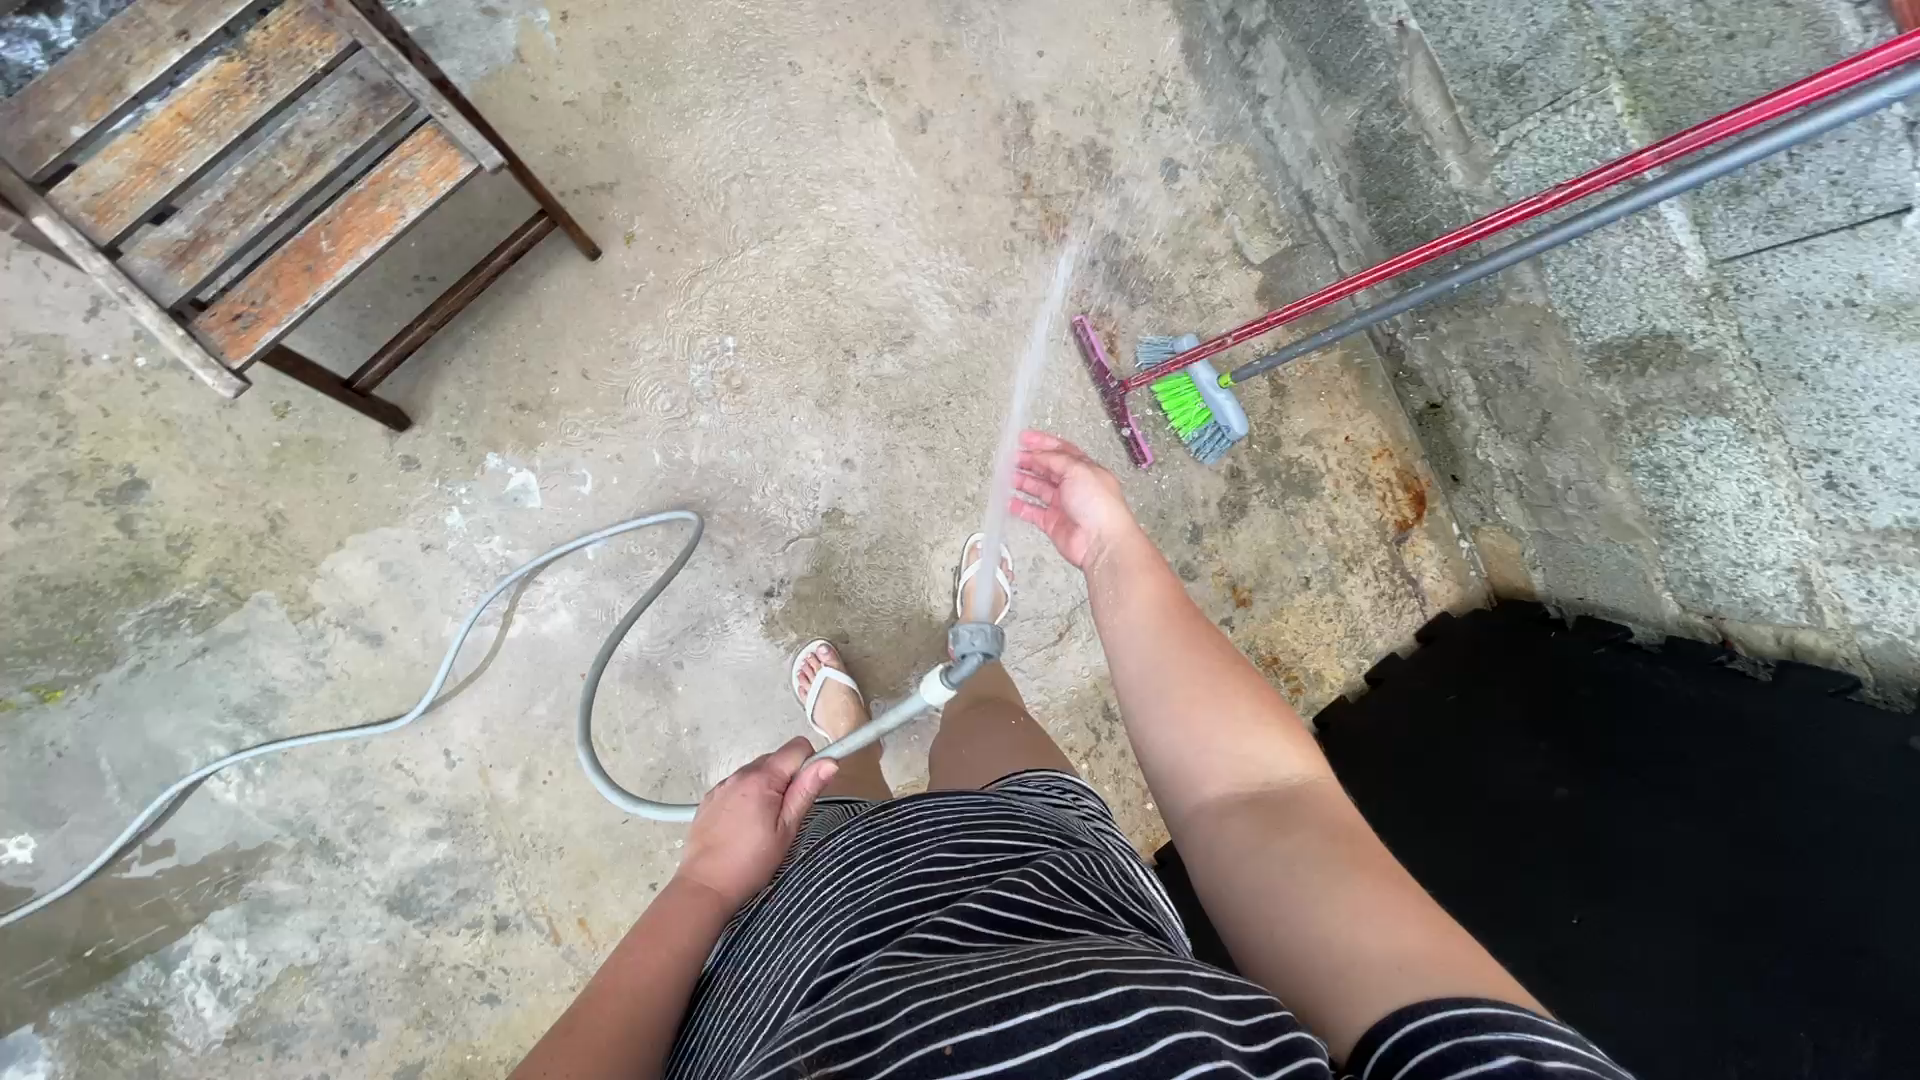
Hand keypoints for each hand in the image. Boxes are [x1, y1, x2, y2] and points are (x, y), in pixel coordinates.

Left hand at [675, 738, 838, 909]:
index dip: (810, 763)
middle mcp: (740, 775)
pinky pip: (738, 784)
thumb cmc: (748, 863)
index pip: (798, 747)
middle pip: (777, 758)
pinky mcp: (711, 797)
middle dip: (788, 778)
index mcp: (762, 779)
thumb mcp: (787, 829)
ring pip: (758, 771)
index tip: (809, 788)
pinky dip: (748, 795)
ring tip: (764, 822)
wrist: (704, 886)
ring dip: (767, 786)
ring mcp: (722, 785)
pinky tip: (745, 824)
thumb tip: (828, 763)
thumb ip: (807, 791)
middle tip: (786, 813)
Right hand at [1010, 430, 1144, 570]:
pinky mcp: (1053, 523)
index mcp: (1084, 469)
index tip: (1024, 439)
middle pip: (1047, 469)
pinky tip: (1010, 501)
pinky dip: (1020, 507)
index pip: (1060, 451)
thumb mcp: (1078, 470)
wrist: (1101, 541)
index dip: (1041, 443)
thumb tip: (1039, 454)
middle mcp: (1074, 486)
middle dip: (1029, 461)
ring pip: (1038, 489)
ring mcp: (1063, 505)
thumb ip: (1056, 459)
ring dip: (1022, 481)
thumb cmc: (1100, 506)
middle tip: (1012, 458)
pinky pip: (1033, 512)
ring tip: (1007, 476)